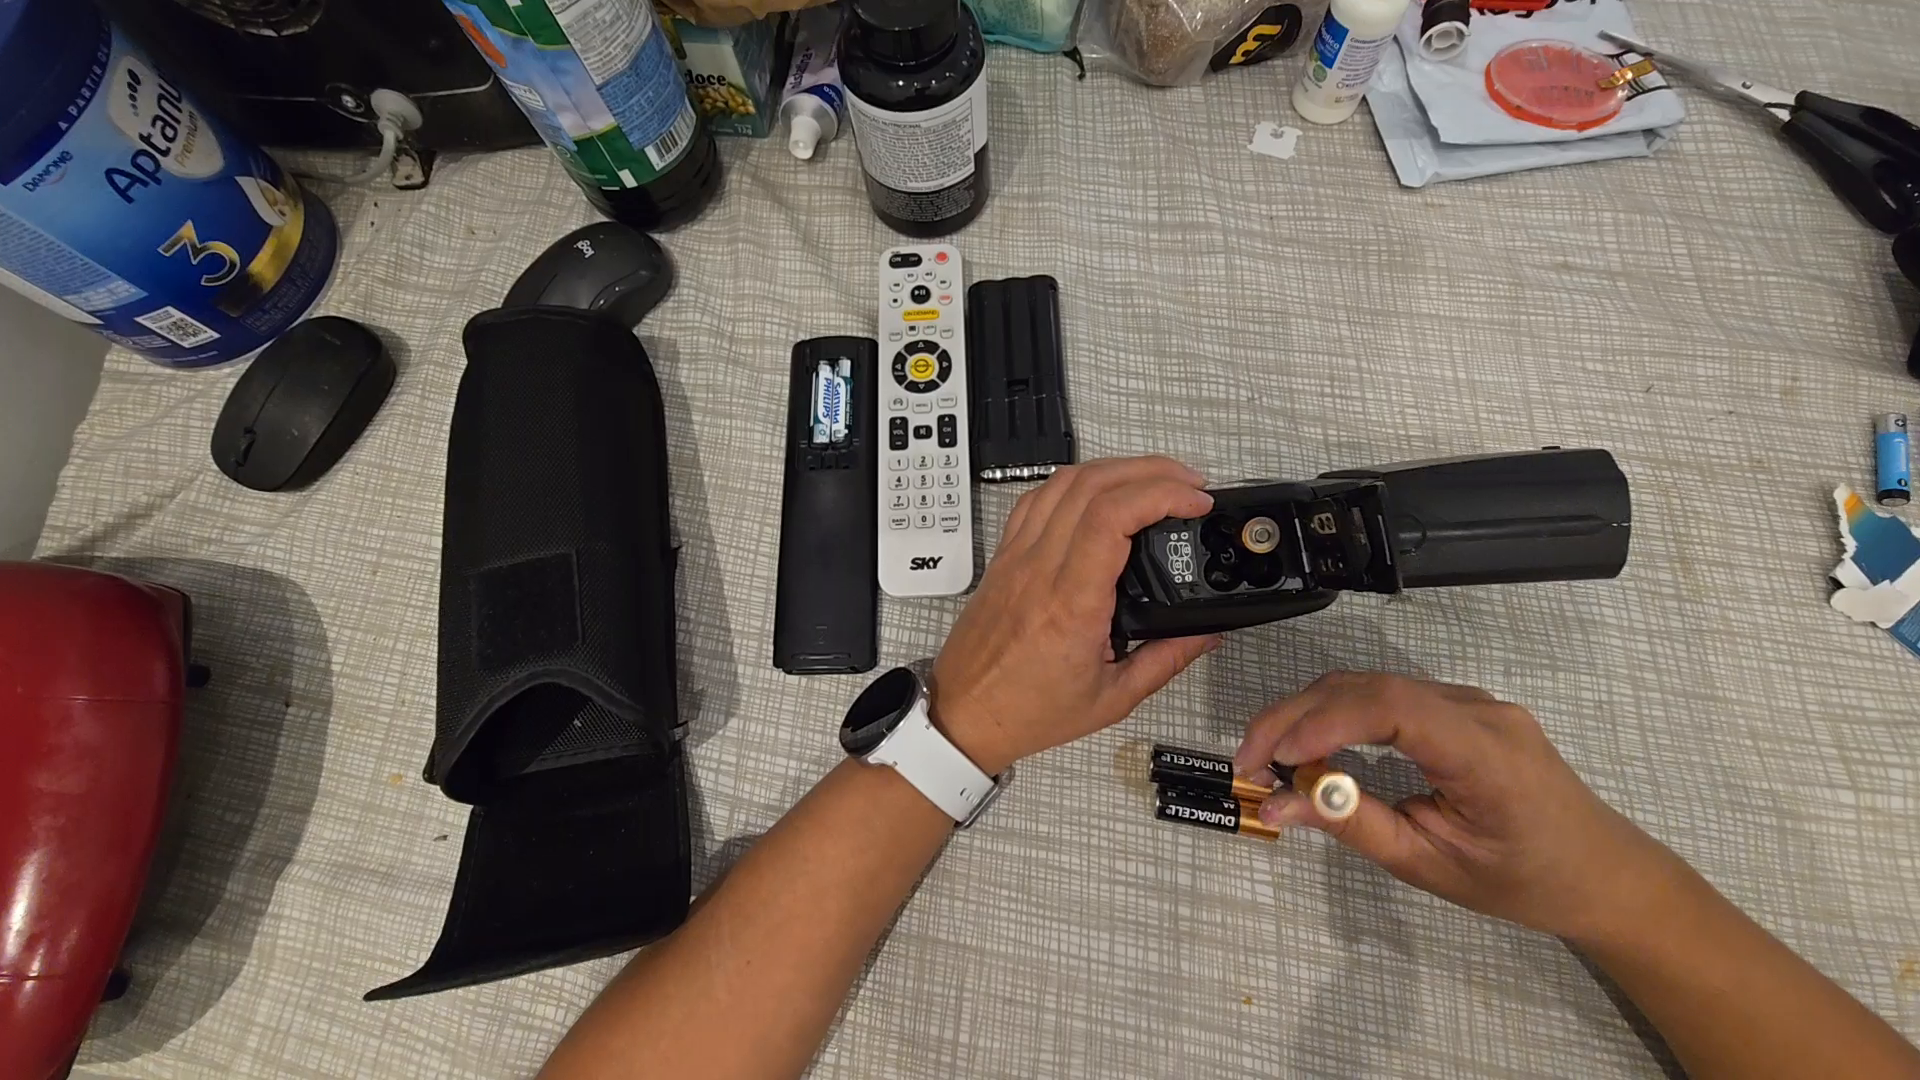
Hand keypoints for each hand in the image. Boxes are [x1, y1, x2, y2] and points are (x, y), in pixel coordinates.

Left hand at [931, 457, 1221, 774]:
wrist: (965, 714)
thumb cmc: (1027, 710)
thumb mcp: (1111, 698)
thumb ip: (1166, 661)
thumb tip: (1206, 633)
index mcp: (1071, 604)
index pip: (1111, 518)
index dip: (1160, 494)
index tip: (1195, 501)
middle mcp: (1039, 569)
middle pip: (1092, 485)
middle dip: (1150, 470)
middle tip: (1187, 484)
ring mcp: (1016, 557)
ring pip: (1062, 482)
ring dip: (1114, 469)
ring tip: (1152, 480)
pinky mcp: (1004, 557)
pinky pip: (1035, 499)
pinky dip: (1074, 482)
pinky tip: (1098, 493)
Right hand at [1234, 672, 1676, 940]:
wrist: (1604, 873)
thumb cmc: (1526, 881)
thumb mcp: (1434, 866)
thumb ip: (1355, 827)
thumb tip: (1278, 804)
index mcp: (1487, 754)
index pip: (1393, 708)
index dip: (1324, 722)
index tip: (1273, 757)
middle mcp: (1477, 709)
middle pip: (1366, 687)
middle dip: (1294, 716)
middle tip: (1247, 758)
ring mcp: (1467, 699)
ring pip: (1365, 684)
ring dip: (1307, 712)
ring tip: (1268, 754)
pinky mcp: (1454, 704)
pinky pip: (1380, 695)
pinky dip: (1333, 714)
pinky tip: (1311, 744)